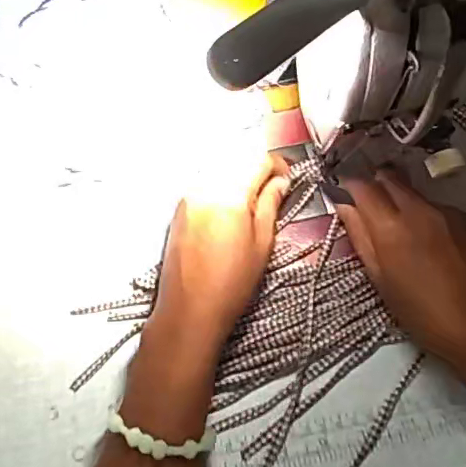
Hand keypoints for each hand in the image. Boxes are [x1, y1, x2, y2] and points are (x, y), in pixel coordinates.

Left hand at [152, 155, 291, 344]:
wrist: (189, 311)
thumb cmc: (229, 285)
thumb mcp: (262, 243)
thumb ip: (271, 204)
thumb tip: (280, 182)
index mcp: (229, 194)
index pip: (258, 159)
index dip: (278, 165)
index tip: (287, 178)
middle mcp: (205, 187)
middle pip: (237, 155)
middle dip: (257, 164)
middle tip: (274, 184)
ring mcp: (188, 195)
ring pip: (219, 165)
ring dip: (238, 170)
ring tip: (253, 194)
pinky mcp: (179, 207)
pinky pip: (204, 179)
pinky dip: (221, 180)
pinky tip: (231, 201)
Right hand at [336, 167, 465, 367]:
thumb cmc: (420, 313)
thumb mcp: (379, 279)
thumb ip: (359, 235)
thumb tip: (343, 203)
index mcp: (391, 227)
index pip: (361, 183)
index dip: (348, 184)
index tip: (344, 192)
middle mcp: (420, 209)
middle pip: (388, 178)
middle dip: (375, 187)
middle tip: (371, 211)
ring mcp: (448, 211)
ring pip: (415, 193)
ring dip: (403, 204)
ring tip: (408, 236)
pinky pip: (440, 208)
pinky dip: (430, 219)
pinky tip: (436, 246)